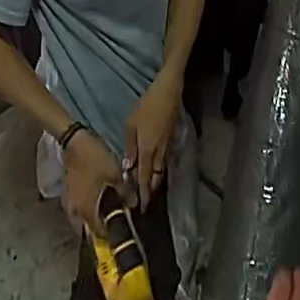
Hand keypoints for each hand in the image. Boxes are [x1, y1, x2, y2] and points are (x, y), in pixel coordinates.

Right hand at [62, 128, 121, 232]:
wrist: (75, 142)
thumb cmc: (95, 160)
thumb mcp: (115, 174)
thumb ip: (125, 193)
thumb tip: (134, 206)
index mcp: (86, 211)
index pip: (99, 234)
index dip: (112, 234)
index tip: (123, 229)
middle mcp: (75, 212)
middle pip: (89, 230)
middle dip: (102, 229)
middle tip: (116, 221)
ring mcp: (69, 204)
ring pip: (83, 220)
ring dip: (94, 220)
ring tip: (109, 213)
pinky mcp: (68, 195)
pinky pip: (80, 210)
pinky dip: (89, 211)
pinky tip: (98, 202)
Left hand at [124, 75, 180, 205]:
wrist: (169, 91)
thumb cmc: (147, 105)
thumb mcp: (131, 125)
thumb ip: (130, 148)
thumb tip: (128, 168)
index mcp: (147, 150)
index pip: (144, 178)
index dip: (143, 194)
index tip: (141, 208)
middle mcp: (159, 151)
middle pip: (155, 177)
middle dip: (151, 190)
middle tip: (146, 202)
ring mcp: (167, 145)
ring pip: (161, 169)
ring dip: (155, 179)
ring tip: (150, 188)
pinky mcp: (171, 138)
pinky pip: (165, 159)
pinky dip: (159, 167)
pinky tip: (156, 166)